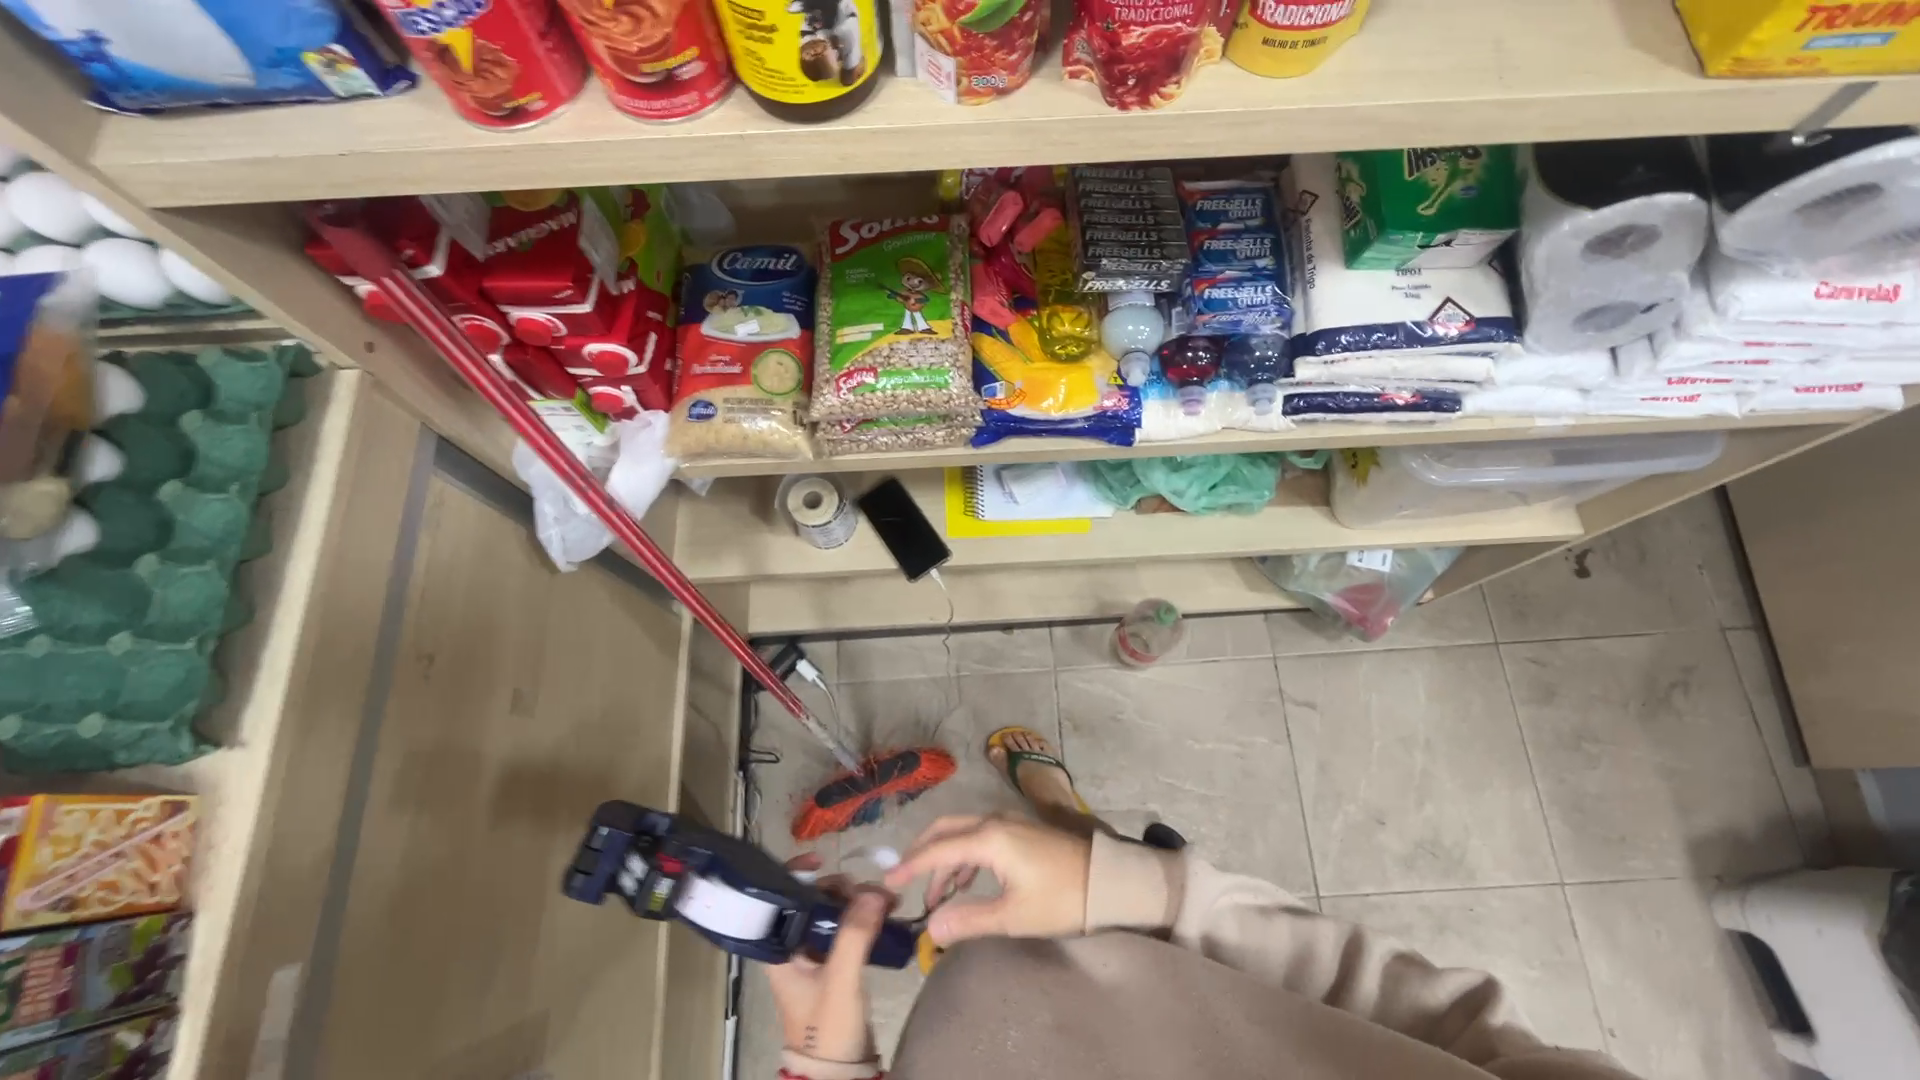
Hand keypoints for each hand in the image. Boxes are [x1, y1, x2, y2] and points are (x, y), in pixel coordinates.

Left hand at [765, 855, 893, 1063]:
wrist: (839, 1076)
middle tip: (874, 892)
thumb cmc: (828, 1028)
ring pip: (831, 913)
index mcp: (779, 949)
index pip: (779, 898)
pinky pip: (845, 930)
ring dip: (857, 903)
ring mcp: (812, 958)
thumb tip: (874, 891)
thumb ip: (854, 934)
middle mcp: (791, 948)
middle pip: (811, 900)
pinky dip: (863, 919)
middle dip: (842, 889)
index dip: (798, 873)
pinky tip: (884, 916)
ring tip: (887, 902)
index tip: (823, 858)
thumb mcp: (840, 980)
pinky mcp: (833, 967)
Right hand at [884, 815, 1091, 945]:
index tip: (887, 881)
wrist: (1109, 882)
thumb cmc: (1061, 899)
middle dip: (922, 852)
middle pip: (945, 829)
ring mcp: (1008, 822)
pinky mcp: (1020, 830)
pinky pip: (979, 835)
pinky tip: (965, 882)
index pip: (938, 849)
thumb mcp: (1014, 917)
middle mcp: (994, 821)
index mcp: (989, 838)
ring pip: (962, 832)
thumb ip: (969, 920)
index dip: (910, 866)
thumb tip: (931, 928)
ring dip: (944, 858)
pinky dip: (963, 855)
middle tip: (903, 878)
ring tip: (937, 896)